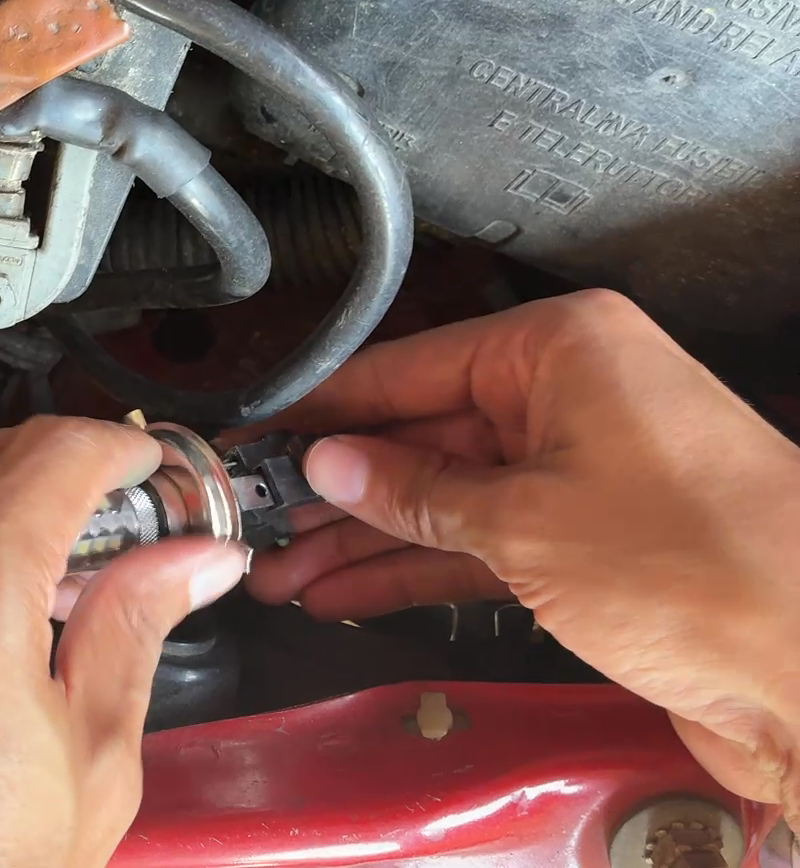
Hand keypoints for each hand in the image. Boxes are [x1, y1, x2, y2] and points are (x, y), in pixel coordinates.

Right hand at [245, 290, 799, 819]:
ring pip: (427, 498)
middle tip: (254, 522)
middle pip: (405, 441)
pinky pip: (464, 541)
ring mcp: (563, 473)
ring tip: (278, 573)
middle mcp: (554, 400)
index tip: (247, 441)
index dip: (311, 414)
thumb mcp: (524, 521)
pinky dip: (404, 569)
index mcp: (552, 355)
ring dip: (353, 540)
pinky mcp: (572, 541)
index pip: (394, 374)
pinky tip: (336, 592)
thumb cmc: (702, 572)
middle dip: (328, 495)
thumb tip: (320, 464)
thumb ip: (408, 488)